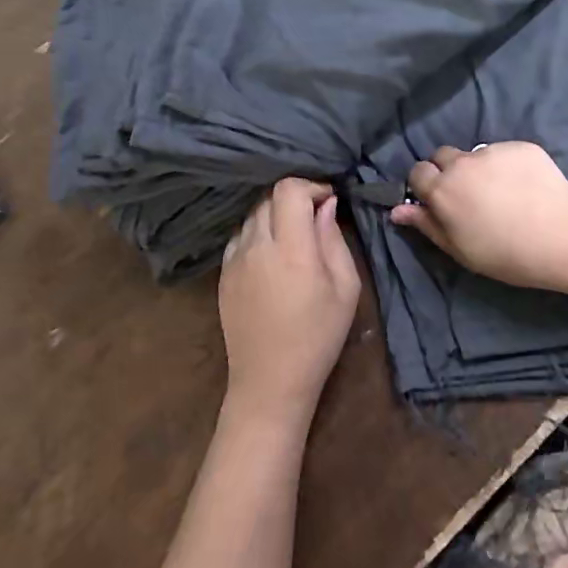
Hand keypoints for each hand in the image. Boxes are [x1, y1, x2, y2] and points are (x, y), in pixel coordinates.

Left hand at [218, 179, 361, 421]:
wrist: (270, 382)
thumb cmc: (318, 335)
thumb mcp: (345, 287)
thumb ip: (333, 239)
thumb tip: (326, 205)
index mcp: (291, 250)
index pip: (289, 190)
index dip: (311, 185)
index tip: (329, 200)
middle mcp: (256, 247)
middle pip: (268, 196)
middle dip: (295, 197)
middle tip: (316, 214)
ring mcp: (233, 260)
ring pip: (251, 213)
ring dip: (274, 212)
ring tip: (294, 232)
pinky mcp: (222, 273)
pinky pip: (239, 235)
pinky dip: (257, 230)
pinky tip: (272, 250)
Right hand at [390, 143, 567, 292]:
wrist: (563, 238)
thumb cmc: (506, 254)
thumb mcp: (459, 249)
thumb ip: (426, 225)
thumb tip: (397, 210)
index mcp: (443, 189)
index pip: (418, 172)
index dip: (425, 185)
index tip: (438, 201)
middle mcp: (463, 162)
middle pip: (443, 155)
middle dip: (448, 171)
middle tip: (468, 196)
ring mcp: (494, 150)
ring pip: (475, 154)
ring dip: (479, 168)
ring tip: (502, 193)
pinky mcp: (522, 145)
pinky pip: (504, 152)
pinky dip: (507, 165)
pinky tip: (524, 187)